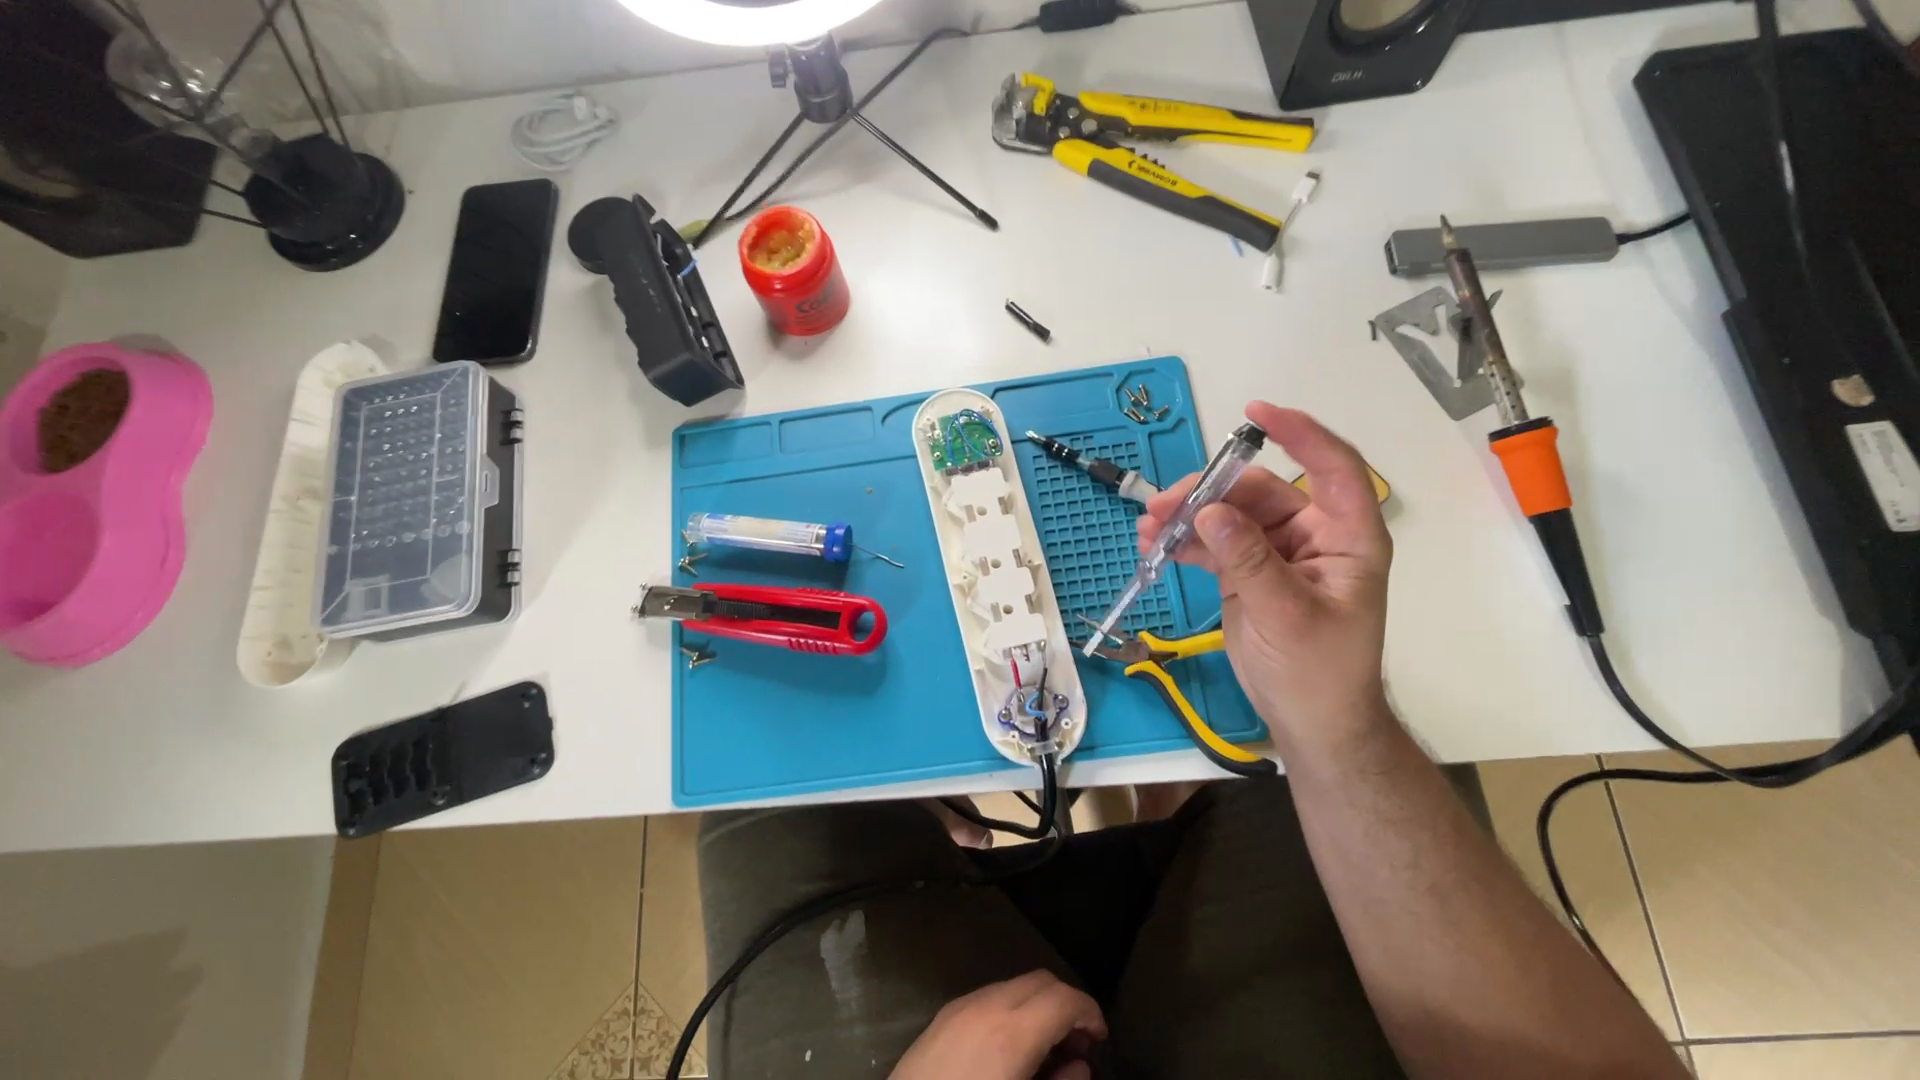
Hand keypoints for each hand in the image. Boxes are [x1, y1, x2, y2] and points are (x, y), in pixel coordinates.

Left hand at [891, 970, 1106, 1079]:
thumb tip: (1078, 1066)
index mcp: (1011, 1032)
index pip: (1064, 997)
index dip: (1090, 1013)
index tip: (1100, 1040)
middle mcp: (985, 1006)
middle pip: (1040, 981)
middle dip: (1066, 1005)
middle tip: (1077, 1045)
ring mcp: (958, 1008)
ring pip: (1013, 986)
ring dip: (1037, 1006)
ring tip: (1045, 1050)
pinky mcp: (940, 1018)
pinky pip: (987, 998)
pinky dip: (1010, 1011)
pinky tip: (1009, 1049)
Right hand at [1138, 403, 1393, 752]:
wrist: (1309, 721)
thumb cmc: (1318, 670)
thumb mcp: (1287, 613)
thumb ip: (1249, 560)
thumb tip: (1208, 512)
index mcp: (1346, 536)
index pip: (1333, 468)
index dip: (1300, 434)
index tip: (1256, 414)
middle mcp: (1313, 535)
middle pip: (1261, 491)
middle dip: (1211, 491)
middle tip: (1163, 504)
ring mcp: (1277, 554)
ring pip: (1230, 515)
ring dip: (1189, 516)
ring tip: (1148, 526)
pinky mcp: (1248, 573)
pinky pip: (1214, 544)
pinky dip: (1185, 542)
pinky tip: (1154, 546)